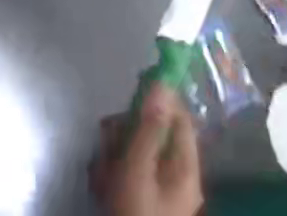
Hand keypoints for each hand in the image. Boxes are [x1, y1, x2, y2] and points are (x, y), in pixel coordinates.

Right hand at [91, 84, 203, 215]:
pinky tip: (101, 183)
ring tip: (101, 171)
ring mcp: (162, 189)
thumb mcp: (139, 167)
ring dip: (114, 151)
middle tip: (107, 137)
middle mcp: (178, 174)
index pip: (179, 116)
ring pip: (136, 149)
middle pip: (153, 131)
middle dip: (125, 129)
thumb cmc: (137, 214)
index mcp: (185, 166)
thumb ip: (149, 126)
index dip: (160, 97)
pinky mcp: (145, 199)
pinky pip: (129, 171)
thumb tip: (161, 84)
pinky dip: (113, 170)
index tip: (135, 84)